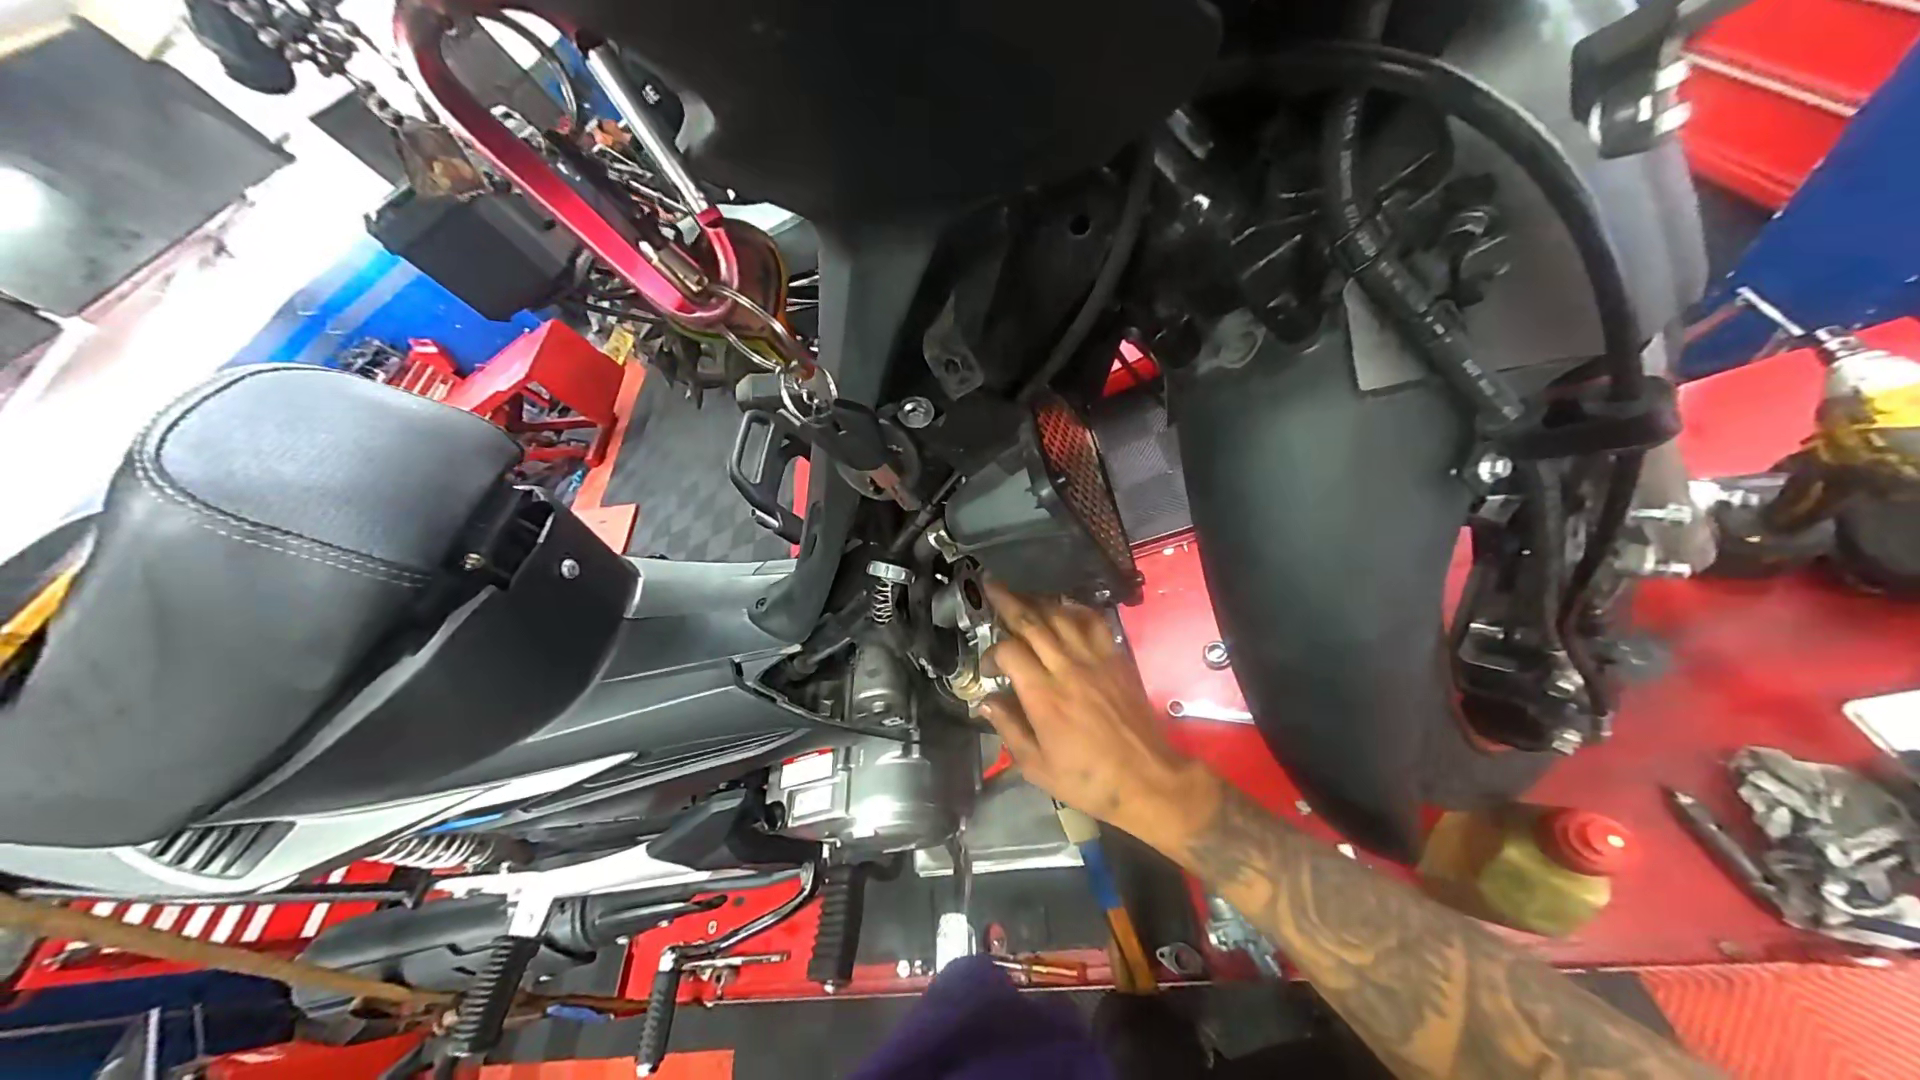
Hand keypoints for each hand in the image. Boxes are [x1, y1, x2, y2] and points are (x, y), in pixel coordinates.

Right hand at [979, 581, 1209, 841]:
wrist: (1148, 779)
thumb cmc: (1088, 779)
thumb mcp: (1037, 767)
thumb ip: (1009, 729)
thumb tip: (986, 702)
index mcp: (1043, 696)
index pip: (1009, 652)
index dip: (992, 652)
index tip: (988, 668)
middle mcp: (1067, 668)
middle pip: (1032, 622)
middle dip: (1007, 601)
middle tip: (991, 586)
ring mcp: (1095, 659)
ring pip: (1062, 615)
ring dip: (1039, 601)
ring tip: (1023, 595)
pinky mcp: (1116, 658)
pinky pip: (1094, 622)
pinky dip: (1076, 609)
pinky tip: (1065, 607)